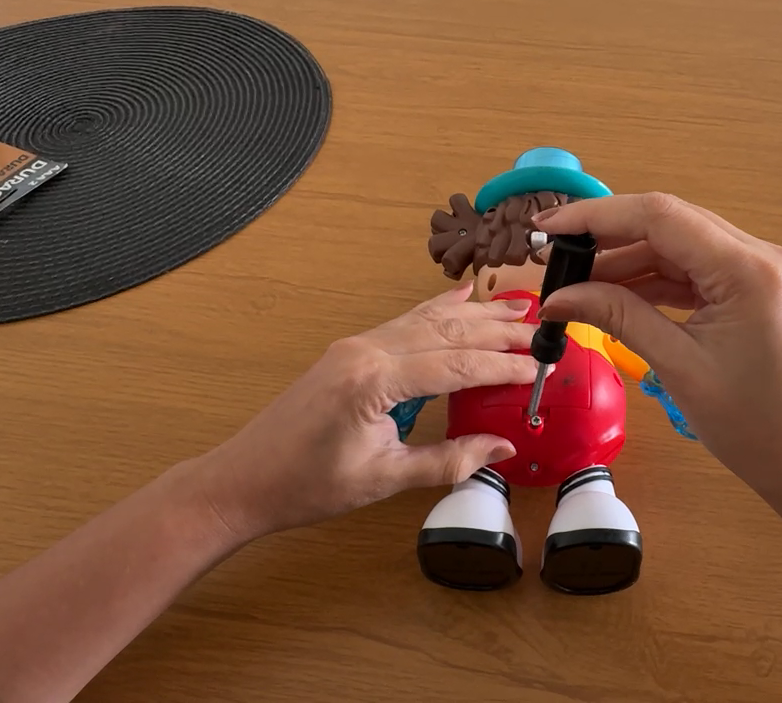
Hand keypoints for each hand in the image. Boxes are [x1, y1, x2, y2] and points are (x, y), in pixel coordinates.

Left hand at [190, 283, 536, 542]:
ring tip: (514, 307)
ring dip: (474, 313)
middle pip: (447, 331)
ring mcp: (358, 344)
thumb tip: (504, 446)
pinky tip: (460, 295)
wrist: (242, 479)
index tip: (537, 369)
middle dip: (496, 330)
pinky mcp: (352, 349)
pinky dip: (437, 308)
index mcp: (374, 379)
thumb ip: (448, 460)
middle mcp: (368, 349)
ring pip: (428, 319)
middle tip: (538, 330)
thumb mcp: (383, 478)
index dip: (501, 367)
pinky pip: (405, 321)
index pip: (456, 365)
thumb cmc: (306, 486)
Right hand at [535, 193, 781, 513]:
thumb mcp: (677, 366)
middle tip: (555, 256)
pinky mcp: (758, 289)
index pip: (659, 215)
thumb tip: (557, 297)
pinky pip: (697, 271)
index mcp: (748, 267)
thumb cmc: (754, 428)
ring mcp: (762, 270)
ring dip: (629, 261)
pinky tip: (616, 294)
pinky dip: (656, 281)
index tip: (547, 227)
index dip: (597, 216)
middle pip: (670, 224)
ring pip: (681, 246)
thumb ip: (617, 316)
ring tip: (576, 282)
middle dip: (608, 237)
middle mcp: (760, 254)